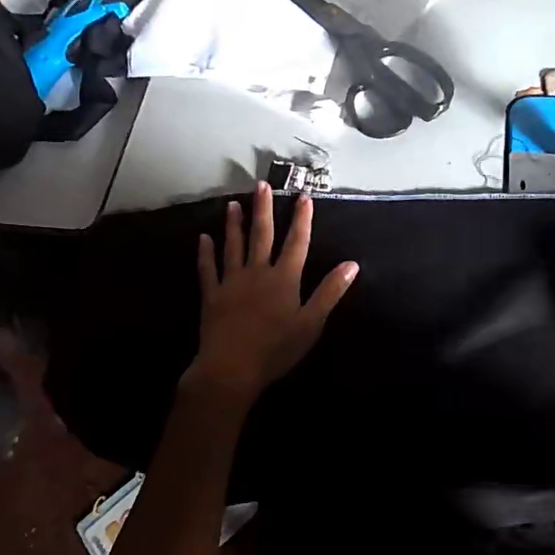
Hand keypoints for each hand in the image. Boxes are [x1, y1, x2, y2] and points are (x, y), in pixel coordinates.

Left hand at [188, 182, 358, 402]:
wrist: (231, 369)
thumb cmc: (276, 348)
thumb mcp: (312, 323)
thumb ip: (330, 292)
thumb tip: (352, 264)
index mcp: (284, 279)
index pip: (297, 242)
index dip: (302, 219)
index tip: (304, 197)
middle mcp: (257, 272)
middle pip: (262, 235)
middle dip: (264, 209)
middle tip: (262, 185)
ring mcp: (231, 282)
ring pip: (233, 246)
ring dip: (233, 224)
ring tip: (232, 203)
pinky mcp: (212, 296)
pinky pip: (207, 269)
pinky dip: (205, 253)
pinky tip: (203, 238)